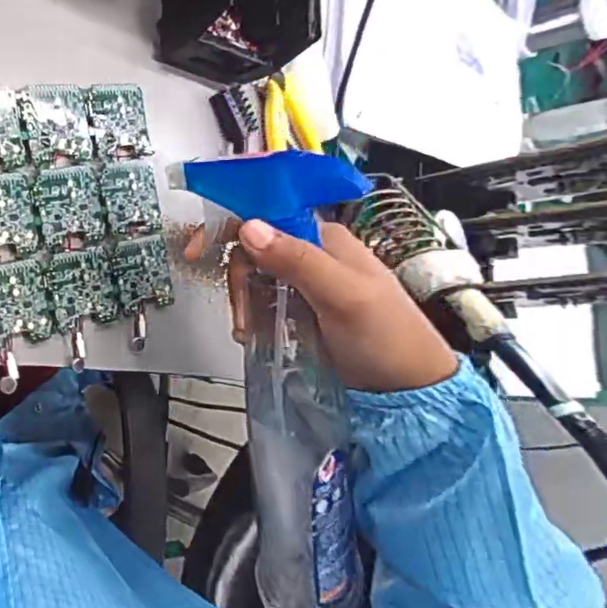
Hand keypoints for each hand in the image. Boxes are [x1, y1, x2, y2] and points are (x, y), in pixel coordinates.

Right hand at [186, 219, 457, 392]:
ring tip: (251, 328)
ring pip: (250, 276)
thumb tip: (249, 227)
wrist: (408, 391)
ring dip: (242, 302)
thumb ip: (298, 260)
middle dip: (237, 279)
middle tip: (242, 309)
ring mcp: (303, 281)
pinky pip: (258, 300)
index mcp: (325, 238)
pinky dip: (249, 315)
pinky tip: (255, 332)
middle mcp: (312, 254)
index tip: (198, 250)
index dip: (228, 228)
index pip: (265, 215)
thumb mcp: (344, 296)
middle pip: (250, 250)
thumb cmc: (389, 340)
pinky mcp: (296, 307)